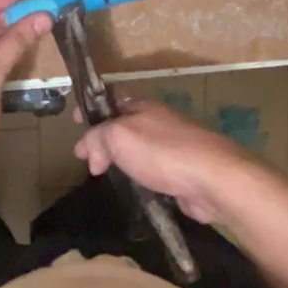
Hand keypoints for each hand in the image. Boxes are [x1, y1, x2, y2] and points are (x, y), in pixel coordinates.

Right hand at [74, 99, 259, 223]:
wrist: (212, 179)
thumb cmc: (163, 152)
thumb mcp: (119, 137)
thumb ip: (97, 139)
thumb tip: (89, 153)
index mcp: (143, 108)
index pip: (112, 100)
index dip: (92, 108)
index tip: (75, 120)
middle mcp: (159, 123)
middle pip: (123, 126)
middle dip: (102, 139)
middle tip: (85, 158)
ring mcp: (173, 147)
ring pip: (138, 149)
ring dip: (120, 159)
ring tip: (103, 174)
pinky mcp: (181, 172)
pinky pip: (152, 170)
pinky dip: (138, 175)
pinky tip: (131, 187)